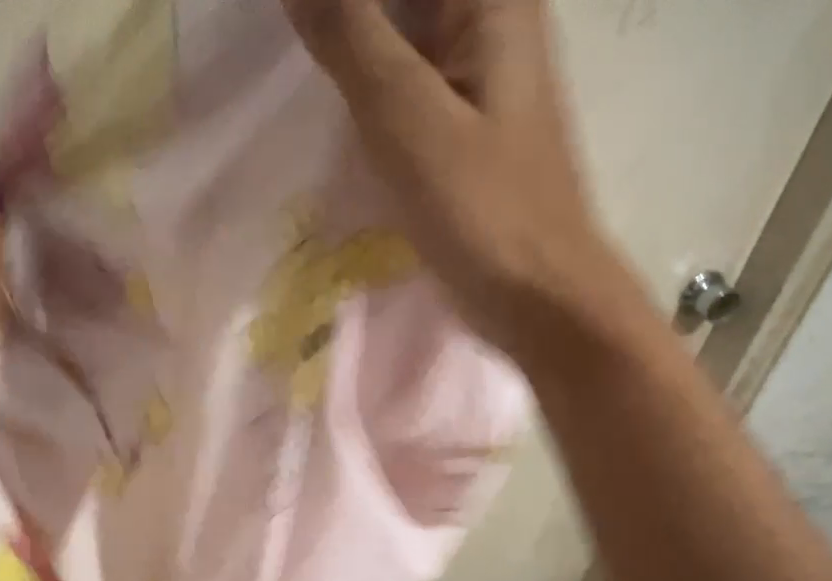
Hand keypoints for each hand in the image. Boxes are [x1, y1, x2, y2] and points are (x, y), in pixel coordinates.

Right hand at [283, 0, 642, 359]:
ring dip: (348, 31)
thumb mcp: (405, 115)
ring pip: (399, 27)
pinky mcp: (462, 118)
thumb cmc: (482, 209)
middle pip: (400, 1)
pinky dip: (365, 74)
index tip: (299, 18)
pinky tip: (330, 92)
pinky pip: (404, 70)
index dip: (346, 1)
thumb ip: (349, 32)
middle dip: (345, 15)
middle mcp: (493, 15)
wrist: (540, 300)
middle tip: (291, 32)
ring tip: (295, 46)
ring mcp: (478, 69)